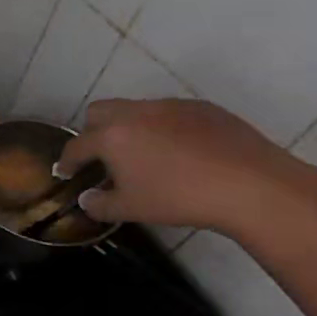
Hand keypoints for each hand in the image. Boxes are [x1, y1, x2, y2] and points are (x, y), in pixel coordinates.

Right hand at [56, 98, 311, 233]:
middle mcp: (137, 113)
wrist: (251, 185)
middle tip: (100, 158)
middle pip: (99, 112)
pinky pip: (168, 113)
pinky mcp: (203, 108)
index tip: (64, 173)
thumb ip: (100, 204)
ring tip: (141, 155)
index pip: (77, 146)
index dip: (67, 162)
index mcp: (112, 136)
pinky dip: (161, 128)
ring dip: (127, 128)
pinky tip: (177, 153)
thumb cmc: (178, 198)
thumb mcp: (130, 209)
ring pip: (135, 109)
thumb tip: (88, 198)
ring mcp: (172, 106)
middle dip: (92, 133)